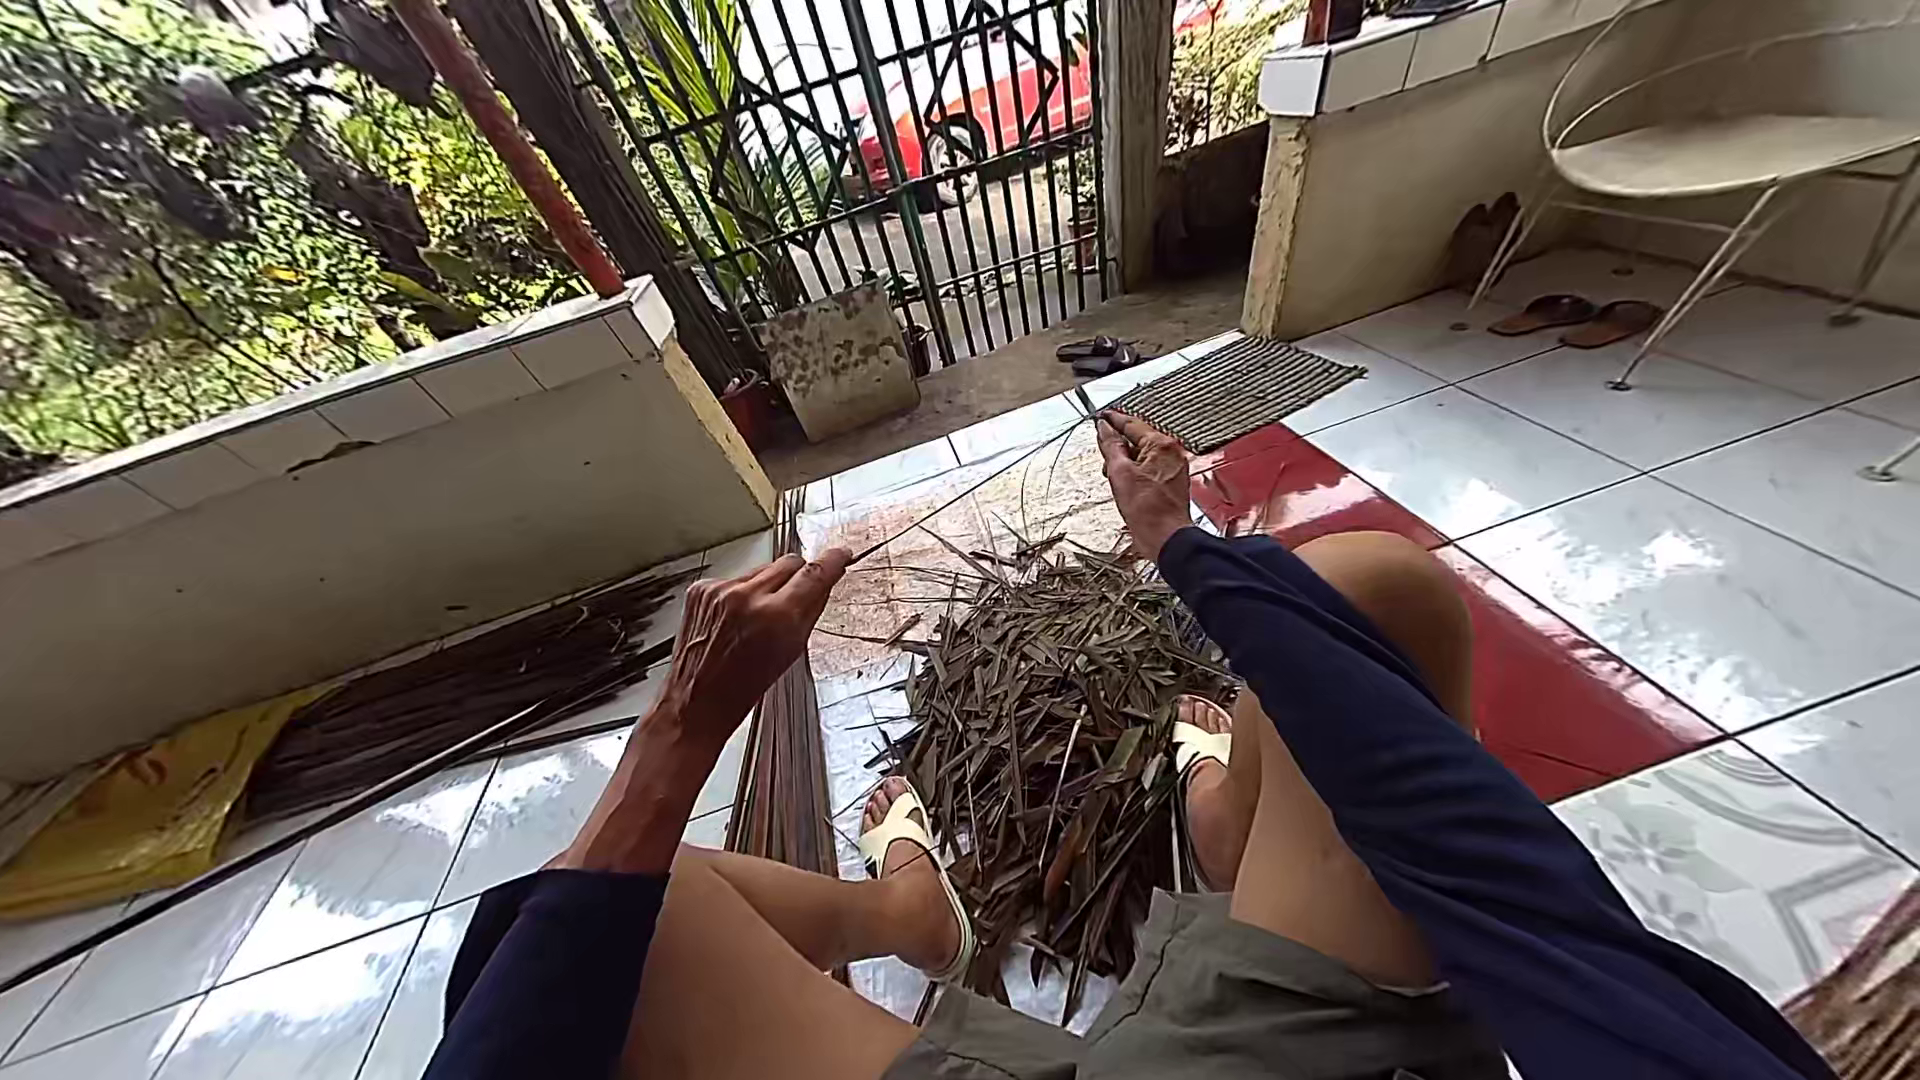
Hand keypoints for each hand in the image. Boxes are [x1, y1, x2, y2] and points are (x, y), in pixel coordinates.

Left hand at [656, 548, 852, 746]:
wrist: (698, 698)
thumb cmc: (744, 684)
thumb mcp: (793, 648)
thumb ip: (812, 609)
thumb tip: (825, 582)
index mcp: (776, 617)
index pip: (815, 573)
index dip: (833, 560)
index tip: (841, 554)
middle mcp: (747, 598)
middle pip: (790, 562)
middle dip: (799, 576)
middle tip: (795, 599)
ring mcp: (720, 591)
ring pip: (763, 569)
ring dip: (769, 585)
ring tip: (759, 616)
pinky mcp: (702, 589)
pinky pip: (736, 577)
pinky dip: (742, 592)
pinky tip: (737, 617)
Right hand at [1096, 411, 1192, 561]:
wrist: (1165, 537)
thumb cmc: (1149, 510)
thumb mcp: (1120, 473)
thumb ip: (1111, 446)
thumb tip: (1104, 429)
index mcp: (1162, 446)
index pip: (1132, 424)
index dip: (1113, 420)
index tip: (1101, 418)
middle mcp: (1172, 454)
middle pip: (1138, 440)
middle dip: (1118, 448)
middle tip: (1103, 457)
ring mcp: (1173, 469)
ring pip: (1142, 456)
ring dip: (1125, 464)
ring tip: (1115, 479)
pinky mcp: (1170, 483)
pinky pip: (1148, 470)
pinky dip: (1134, 474)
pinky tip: (1126, 487)